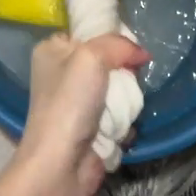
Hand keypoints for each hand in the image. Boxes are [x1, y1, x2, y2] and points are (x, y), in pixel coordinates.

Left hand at [1, 34, 149, 195]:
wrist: (60, 163)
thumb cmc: (69, 101)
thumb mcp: (92, 57)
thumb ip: (118, 45)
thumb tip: (143, 53)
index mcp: (52, 50)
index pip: (86, 32)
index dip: (108, 37)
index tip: (127, 47)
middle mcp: (61, 74)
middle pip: (104, 62)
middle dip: (121, 72)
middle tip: (129, 78)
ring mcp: (75, 103)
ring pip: (114, 90)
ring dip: (123, 100)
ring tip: (123, 107)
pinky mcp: (88, 128)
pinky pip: (115, 115)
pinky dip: (121, 121)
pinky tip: (120, 127)